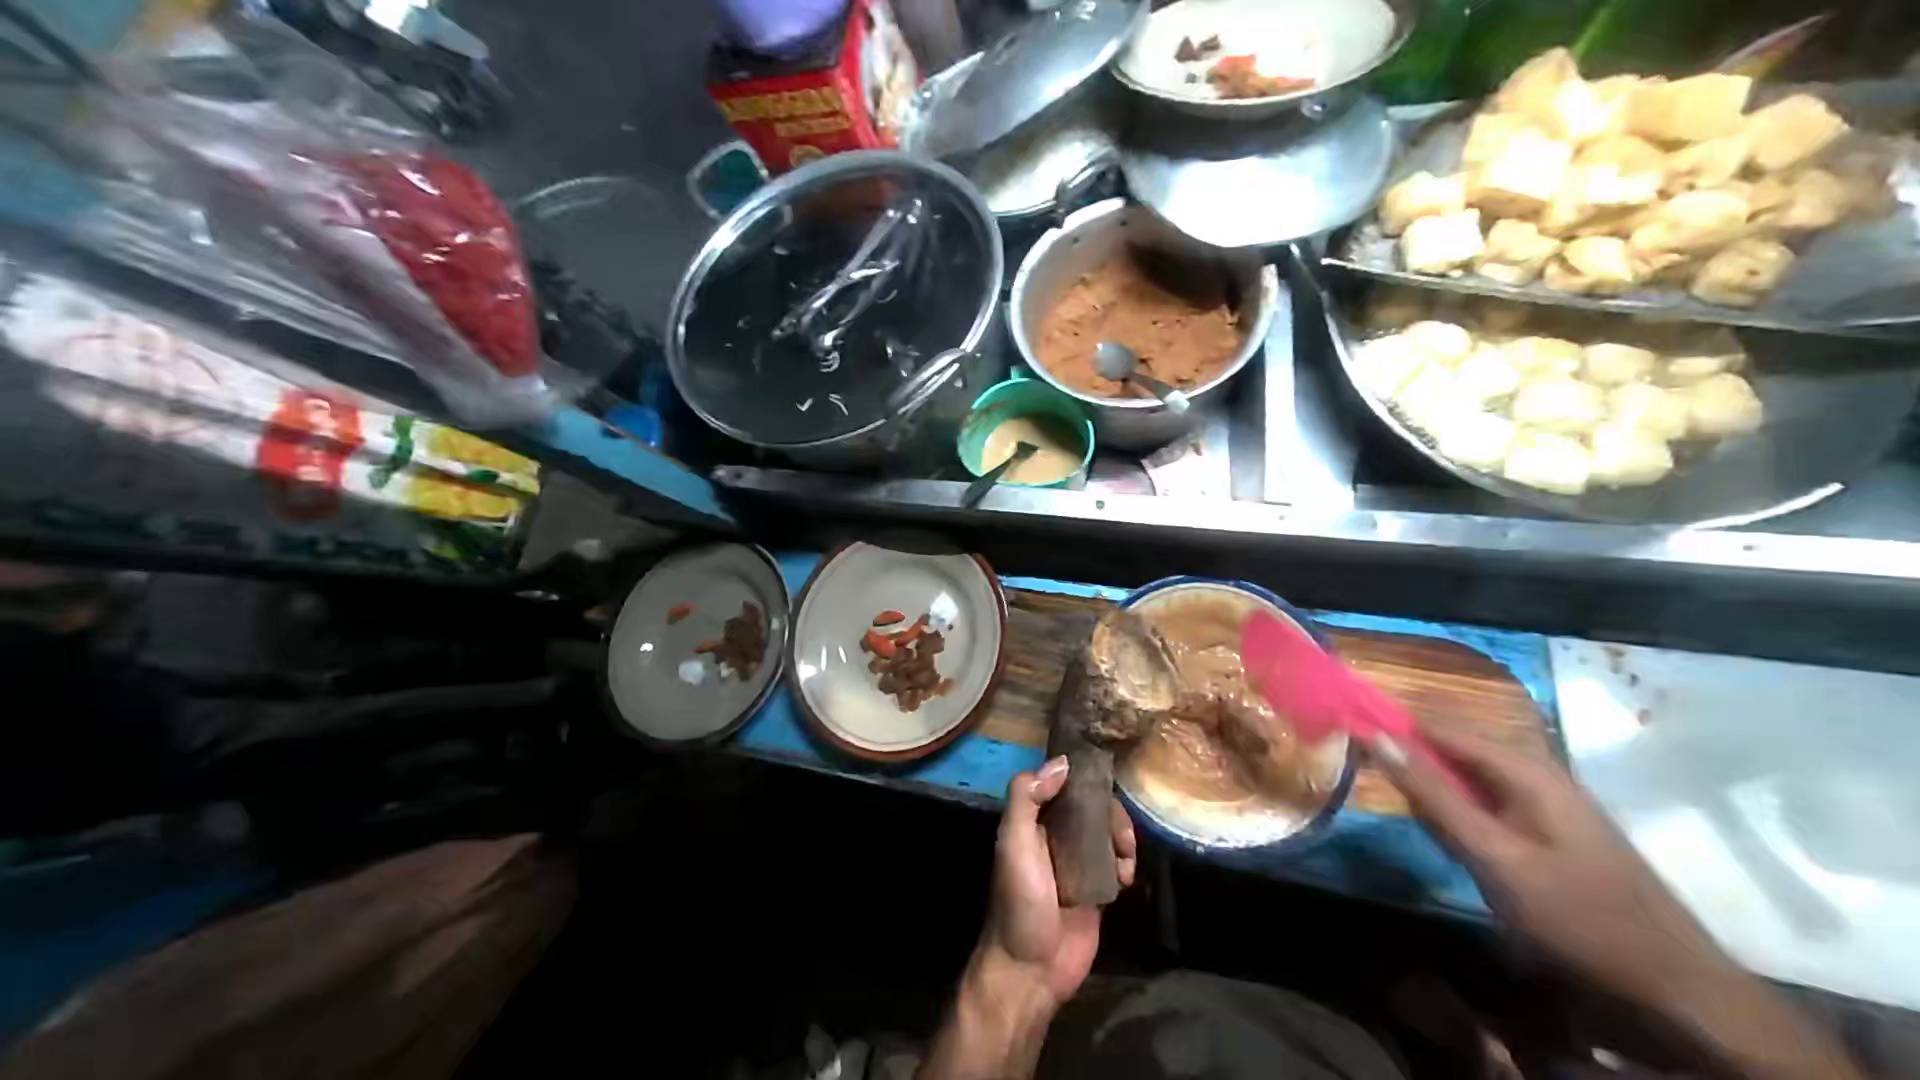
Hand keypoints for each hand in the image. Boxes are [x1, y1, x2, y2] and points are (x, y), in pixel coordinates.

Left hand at [981, 755, 1136, 1005]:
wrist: (1032, 970)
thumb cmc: (1019, 902)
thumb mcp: (1013, 844)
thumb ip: (1026, 799)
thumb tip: (1061, 762)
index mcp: (1032, 820)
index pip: (1060, 783)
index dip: (1081, 774)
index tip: (1105, 770)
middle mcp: (1054, 834)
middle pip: (1090, 805)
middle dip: (1109, 812)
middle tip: (1120, 833)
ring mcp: (1077, 860)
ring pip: (1106, 830)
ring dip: (1122, 836)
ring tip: (1126, 857)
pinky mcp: (1097, 887)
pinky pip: (1117, 861)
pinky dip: (1127, 861)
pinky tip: (1127, 876)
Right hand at [1372, 727, 1861, 1079]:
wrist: (1675, 989)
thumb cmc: (1575, 915)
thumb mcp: (1492, 855)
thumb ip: (1432, 794)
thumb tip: (1375, 735)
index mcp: (1525, 768)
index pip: (1439, 725)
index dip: (1391, 722)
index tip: (1344, 725)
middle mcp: (1537, 773)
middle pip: (1453, 746)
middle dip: (1407, 752)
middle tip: (1361, 765)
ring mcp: (1547, 802)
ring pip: (1467, 775)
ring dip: (1428, 781)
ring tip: (1391, 794)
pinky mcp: (1549, 830)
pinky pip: (1485, 801)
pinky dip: (1454, 806)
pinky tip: (1440, 828)